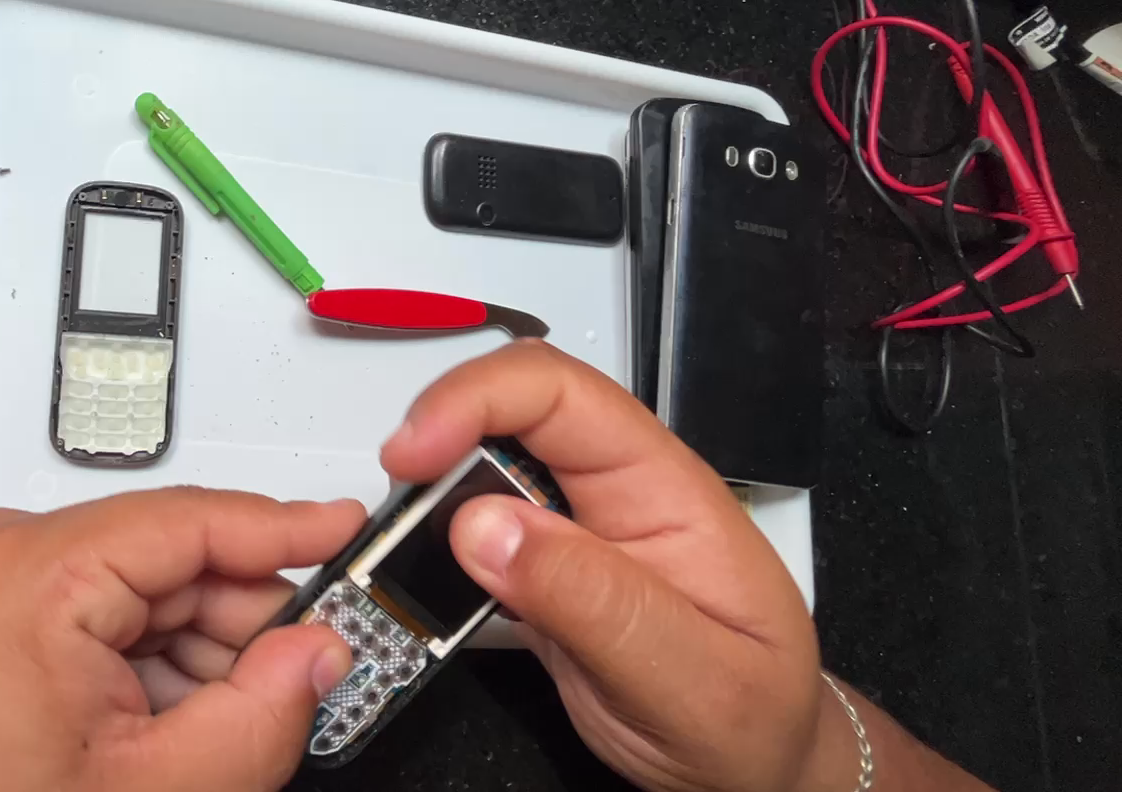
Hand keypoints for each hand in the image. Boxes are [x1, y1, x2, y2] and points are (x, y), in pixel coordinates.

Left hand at [0, 489, 365, 791]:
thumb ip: (253, 720)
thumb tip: (315, 654)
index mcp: (41, 573)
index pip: (194, 520)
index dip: (283, 524)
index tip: (343, 526)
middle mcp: (17, 553)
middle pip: (175, 560)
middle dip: (244, 620)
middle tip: (301, 673)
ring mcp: (5, 578)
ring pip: (147, 592)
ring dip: (200, 654)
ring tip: (214, 730)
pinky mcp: (2, 607)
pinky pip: (108, 613)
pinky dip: (154, 663)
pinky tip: (167, 726)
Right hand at [382, 341, 836, 791]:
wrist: (745, 761)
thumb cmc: (744, 723)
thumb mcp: (692, 685)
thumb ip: (593, 604)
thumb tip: (477, 527)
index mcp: (660, 485)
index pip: (559, 392)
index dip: (474, 399)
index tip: (413, 455)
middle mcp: (606, 477)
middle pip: (509, 397)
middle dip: (441, 424)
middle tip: (401, 490)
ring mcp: (565, 506)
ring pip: (480, 441)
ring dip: (431, 472)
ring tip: (406, 528)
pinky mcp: (532, 538)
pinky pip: (468, 496)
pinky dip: (430, 511)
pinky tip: (421, 548)